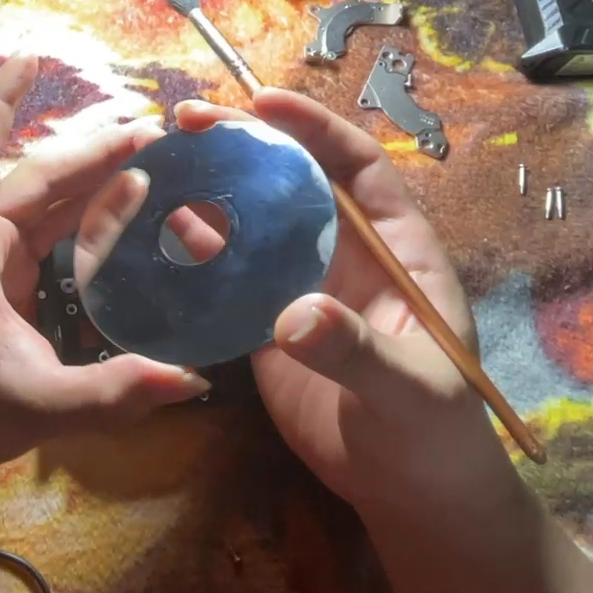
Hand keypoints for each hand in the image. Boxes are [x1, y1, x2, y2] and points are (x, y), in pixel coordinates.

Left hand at [0, 55, 210, 473]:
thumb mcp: (38, 405)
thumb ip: (111, 394)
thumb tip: (192, 379)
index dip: (1, 104)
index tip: (29, 58)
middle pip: (37, 176)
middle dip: (90, 150)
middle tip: (153, 134)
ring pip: (49, 198)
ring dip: (95, 175)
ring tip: (152, 155)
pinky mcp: (13, 273)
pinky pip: (55, 227)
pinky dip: (90, 210)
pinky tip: (128, 200)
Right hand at [77, 89, 518, 520]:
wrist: (402, 491)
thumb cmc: (431, 436)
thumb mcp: (411, 394)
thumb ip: (359, 351)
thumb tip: (294, 316)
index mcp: (394, 247)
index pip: (358, 166)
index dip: (315, 127)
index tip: (262, 101)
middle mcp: (343, 251)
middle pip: (292, 178)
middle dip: (245, 142)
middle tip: (187, 120)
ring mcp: (300, 281)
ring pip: (252, 218)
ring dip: (212, 188)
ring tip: (162, 165)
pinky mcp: (265, 316)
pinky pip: (228, 269)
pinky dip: (196, 247)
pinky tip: (160, 233)